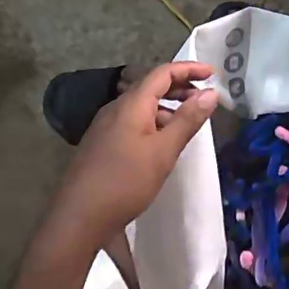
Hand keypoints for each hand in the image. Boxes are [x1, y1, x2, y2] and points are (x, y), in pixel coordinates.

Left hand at [47, 62, 218, 254]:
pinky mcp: (101, 144)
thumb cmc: (124, 182)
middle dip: (180, 87)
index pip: (163, 73)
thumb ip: (187, 120)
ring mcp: (105, 126)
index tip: (212, 73)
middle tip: (204, 98)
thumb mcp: (163, 151)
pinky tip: (162, 143)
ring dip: (167, 107)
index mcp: (131, 104)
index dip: (189, 69)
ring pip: (142, 106)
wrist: (76, 220)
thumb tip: (211, 93)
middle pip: (151, 86)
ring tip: (188, 122)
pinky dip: (154, 122)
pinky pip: (132, 121)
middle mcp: (116, 108)